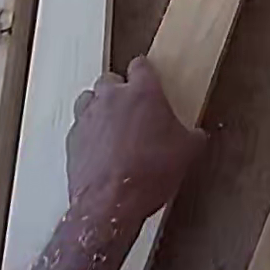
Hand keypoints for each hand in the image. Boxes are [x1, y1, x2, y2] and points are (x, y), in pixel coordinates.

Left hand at [66, 57, 205, 228]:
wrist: (110, 205)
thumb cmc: (150, 172)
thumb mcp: (186, 152)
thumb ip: (192, 136)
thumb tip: (197, 137)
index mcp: (143, 91)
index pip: (140, 64)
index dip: (144, 71)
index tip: (149, 80)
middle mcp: (113, 96)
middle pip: (109, 78)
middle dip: (117, 89)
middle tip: (129, 107)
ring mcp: (89, 116)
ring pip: (88, 98)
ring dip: (97, 107)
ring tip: (109, 125)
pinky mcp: (72, 140)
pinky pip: (77, 127)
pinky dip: (86, 134)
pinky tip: (96, 150)